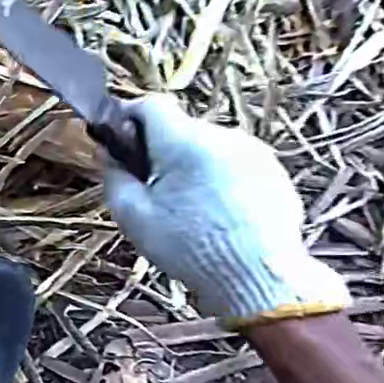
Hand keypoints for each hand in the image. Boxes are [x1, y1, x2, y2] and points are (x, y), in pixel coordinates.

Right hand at [102, 95, 347, 327]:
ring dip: (185, 164)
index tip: (116, 141)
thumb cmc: (186, 246)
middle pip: (177, 128)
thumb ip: (114, 174)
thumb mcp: (131, 213)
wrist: (259, 277)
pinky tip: (211, 212)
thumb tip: (110, 152)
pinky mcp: (274, 171)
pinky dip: (213, 176)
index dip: (125, 117)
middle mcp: (224, 137)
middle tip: (146, 187)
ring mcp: (255, 153)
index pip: (150, 105)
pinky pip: (229, 161)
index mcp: (185, 143)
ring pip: (203, 145)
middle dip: (156, 149)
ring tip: (181, 205)